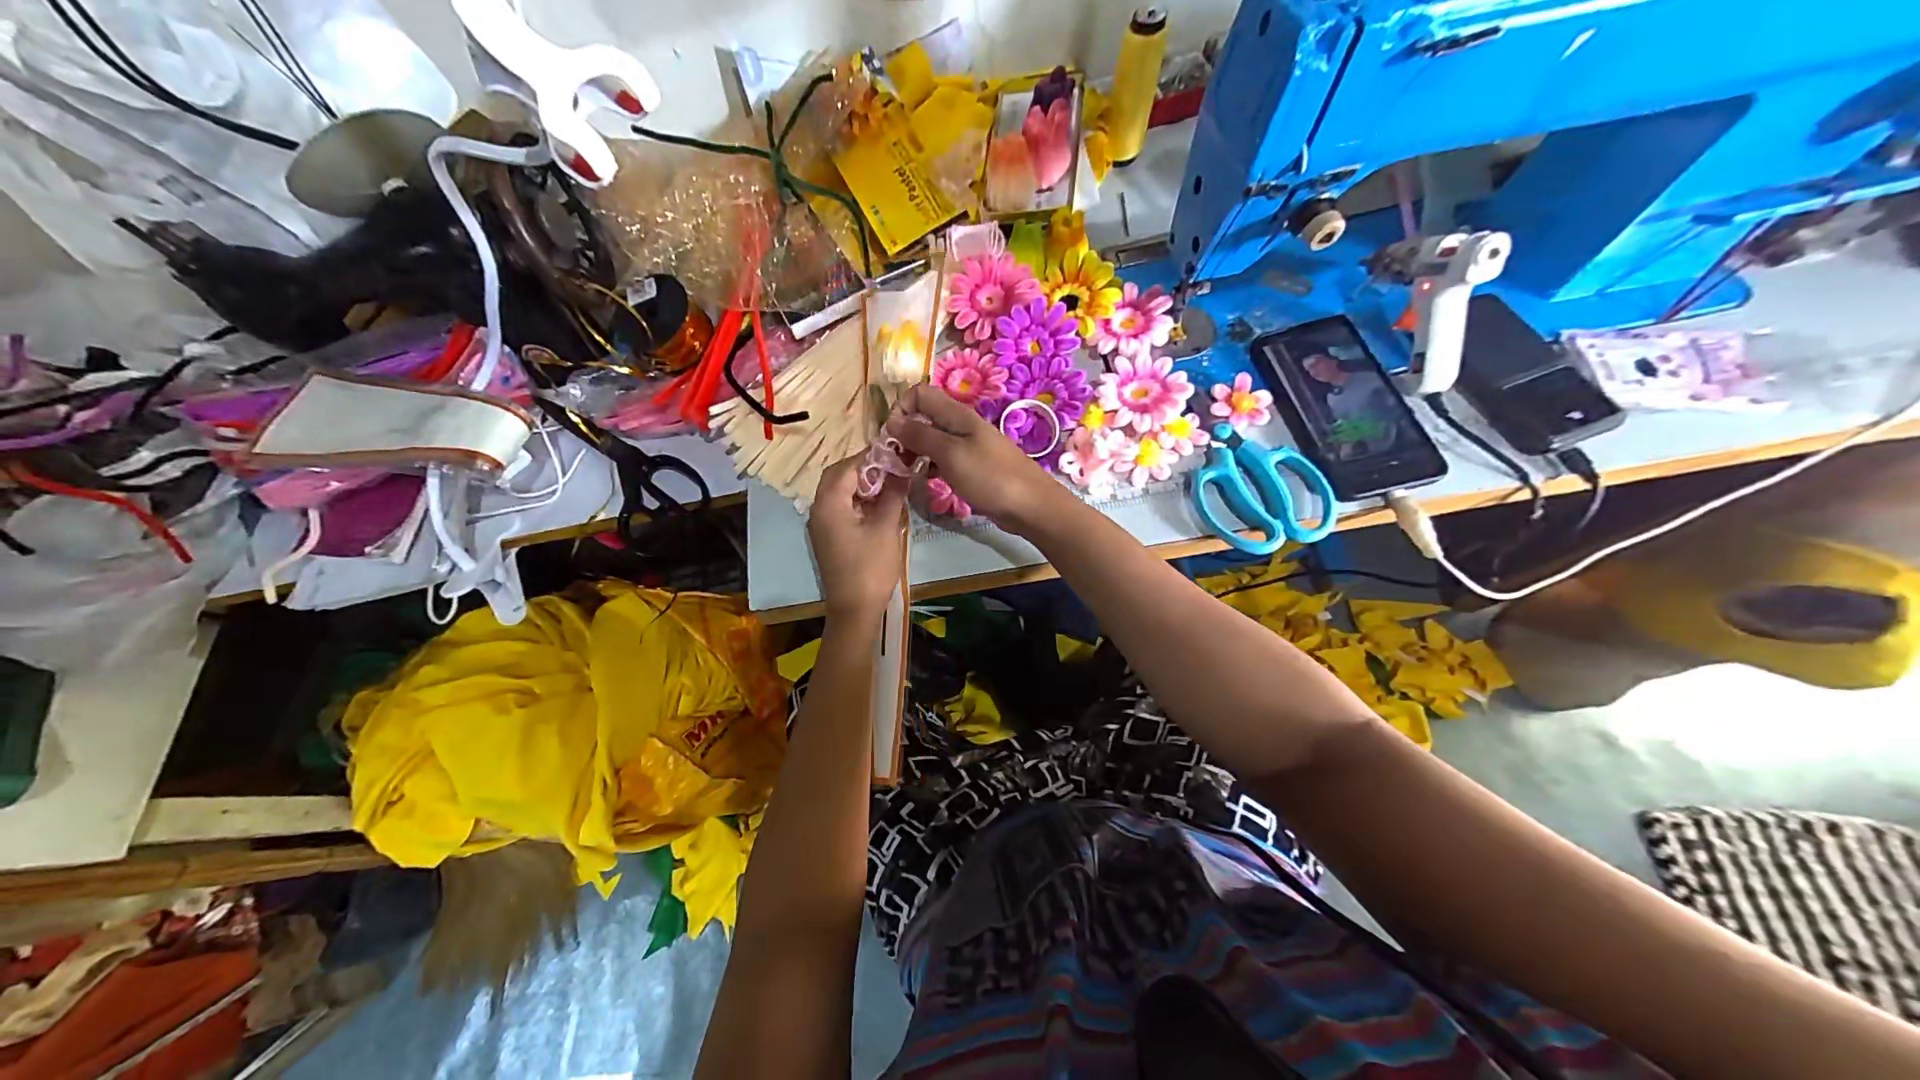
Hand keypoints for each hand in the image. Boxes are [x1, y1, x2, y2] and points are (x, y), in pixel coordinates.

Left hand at [807, 455, 906, 620]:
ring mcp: (822, 525)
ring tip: (891, 484)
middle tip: (893, 468)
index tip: (896, 452)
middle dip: (865, 468)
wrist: (854, 610)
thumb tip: (903, 469)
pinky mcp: (829, 537)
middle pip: (838, 476)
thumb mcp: (886, 527)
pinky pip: (840, 508)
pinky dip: (858, 501)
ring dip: (862, 485)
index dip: (871, 456)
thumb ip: (893, 494)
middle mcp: (819, 509)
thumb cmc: (870, 567)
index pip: (848, 467)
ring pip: (839, 492)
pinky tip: (880, 505)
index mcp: (829, 503)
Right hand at [888, 384, 1069, 534]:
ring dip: (916, 451)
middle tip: (895, 460)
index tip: (891, 437)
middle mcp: (962, 425)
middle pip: (924, 417)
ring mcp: (969, 446)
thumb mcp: (950, 454)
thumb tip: (893, 421)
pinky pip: (944, 459)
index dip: (901, 409)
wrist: (1031, 506)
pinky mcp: (974, 466)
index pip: (919, 394)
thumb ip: (921, 436)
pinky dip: (931, 466)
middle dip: (904, 433)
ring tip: (907, 472)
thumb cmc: (990, 477)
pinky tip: (928, 481)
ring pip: (933, 440)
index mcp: (957, 415)